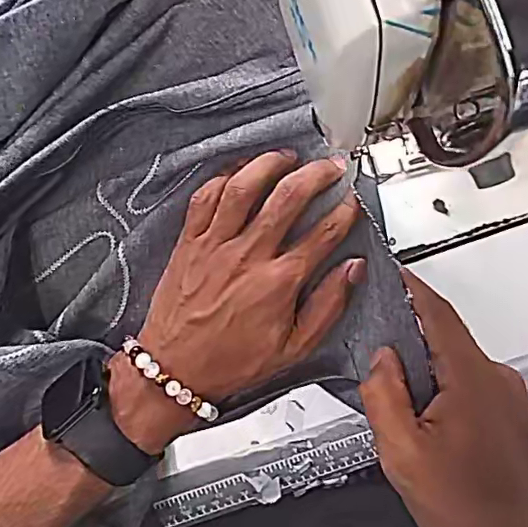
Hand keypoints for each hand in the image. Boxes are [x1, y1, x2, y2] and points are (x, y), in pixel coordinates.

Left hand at [111, 151, 364, 453]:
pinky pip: (204, 198)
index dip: (344, 211)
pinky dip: (222, 178)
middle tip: (329, 166)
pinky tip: (238, 172)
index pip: (322, 234)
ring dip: (268, 164)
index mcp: (278, 283)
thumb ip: (328, 305)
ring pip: (243, 188)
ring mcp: (215, 245)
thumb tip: (351, 270)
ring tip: (286, 156)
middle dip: (315, 174)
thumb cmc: (230, 361)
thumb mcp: (293, 348)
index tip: (351, 201)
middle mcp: (247, 257)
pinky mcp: (189, 242)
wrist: (176, 370)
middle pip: (287, 198)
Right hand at [359, 270, 527, 526]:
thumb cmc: (467, 515)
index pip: (438, 313)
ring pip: (456, 362)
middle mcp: (498, 381)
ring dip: (426, 368)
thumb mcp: (401, 453)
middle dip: (410, 338)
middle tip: (378, 354)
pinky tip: (427, 419)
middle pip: (446, 337)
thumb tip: (380, 359)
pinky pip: (470, 382)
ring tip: (402, 404)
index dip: (412, 288)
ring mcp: (509, 397)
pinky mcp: (512, 414)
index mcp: (472, 381)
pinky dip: (444, 386)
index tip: (393, 271)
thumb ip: (384, 394)